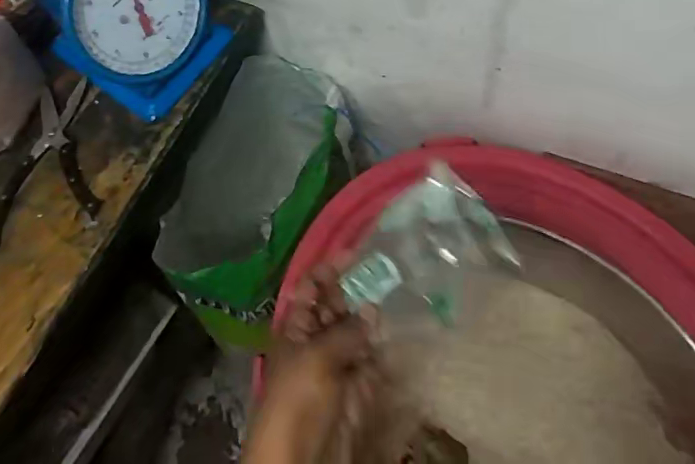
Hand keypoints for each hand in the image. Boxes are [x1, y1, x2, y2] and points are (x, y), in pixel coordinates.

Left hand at [243, 262, 386, 463]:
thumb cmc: (297, 399)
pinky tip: (399, 333)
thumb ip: (346, 332)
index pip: (311, 288)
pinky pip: (371, 362)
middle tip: (386, 272)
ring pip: (357, 333)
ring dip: (373, 318)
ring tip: (397, 296)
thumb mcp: (317, 358)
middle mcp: (316, 340)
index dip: (330, 269)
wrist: (300, 460)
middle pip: (337, 307)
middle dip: (357, 291)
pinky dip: (383, 349)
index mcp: (295, 327)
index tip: (356, 252)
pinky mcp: (356, 390)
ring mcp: (337, 365)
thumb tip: (372, 309)